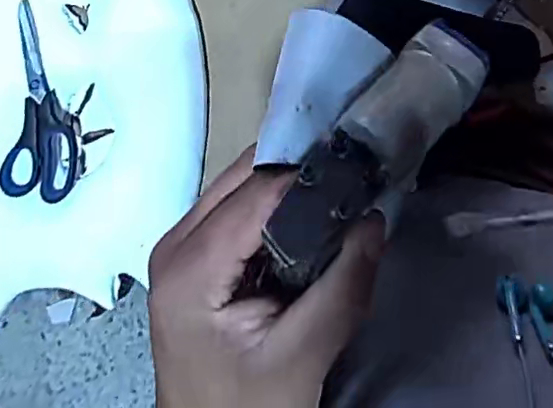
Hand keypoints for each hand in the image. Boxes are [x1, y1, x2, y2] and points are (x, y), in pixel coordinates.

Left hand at [148, 148, 384, 407]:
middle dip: (298, 167)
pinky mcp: (192, 252)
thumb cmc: (246, 405)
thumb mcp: (302, 357)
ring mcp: (180, 244)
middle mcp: (177, 242)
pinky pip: (236, 202)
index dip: (308, 173)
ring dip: (288, 179)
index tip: (356, 168)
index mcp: (191, 268)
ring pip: (241, 181)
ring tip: (335, 188)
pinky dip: (274, 198)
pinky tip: (307, 209)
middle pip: (245, 174)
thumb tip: (375, 220)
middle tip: (349, 173)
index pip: (258, 191)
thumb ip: (343, 288)